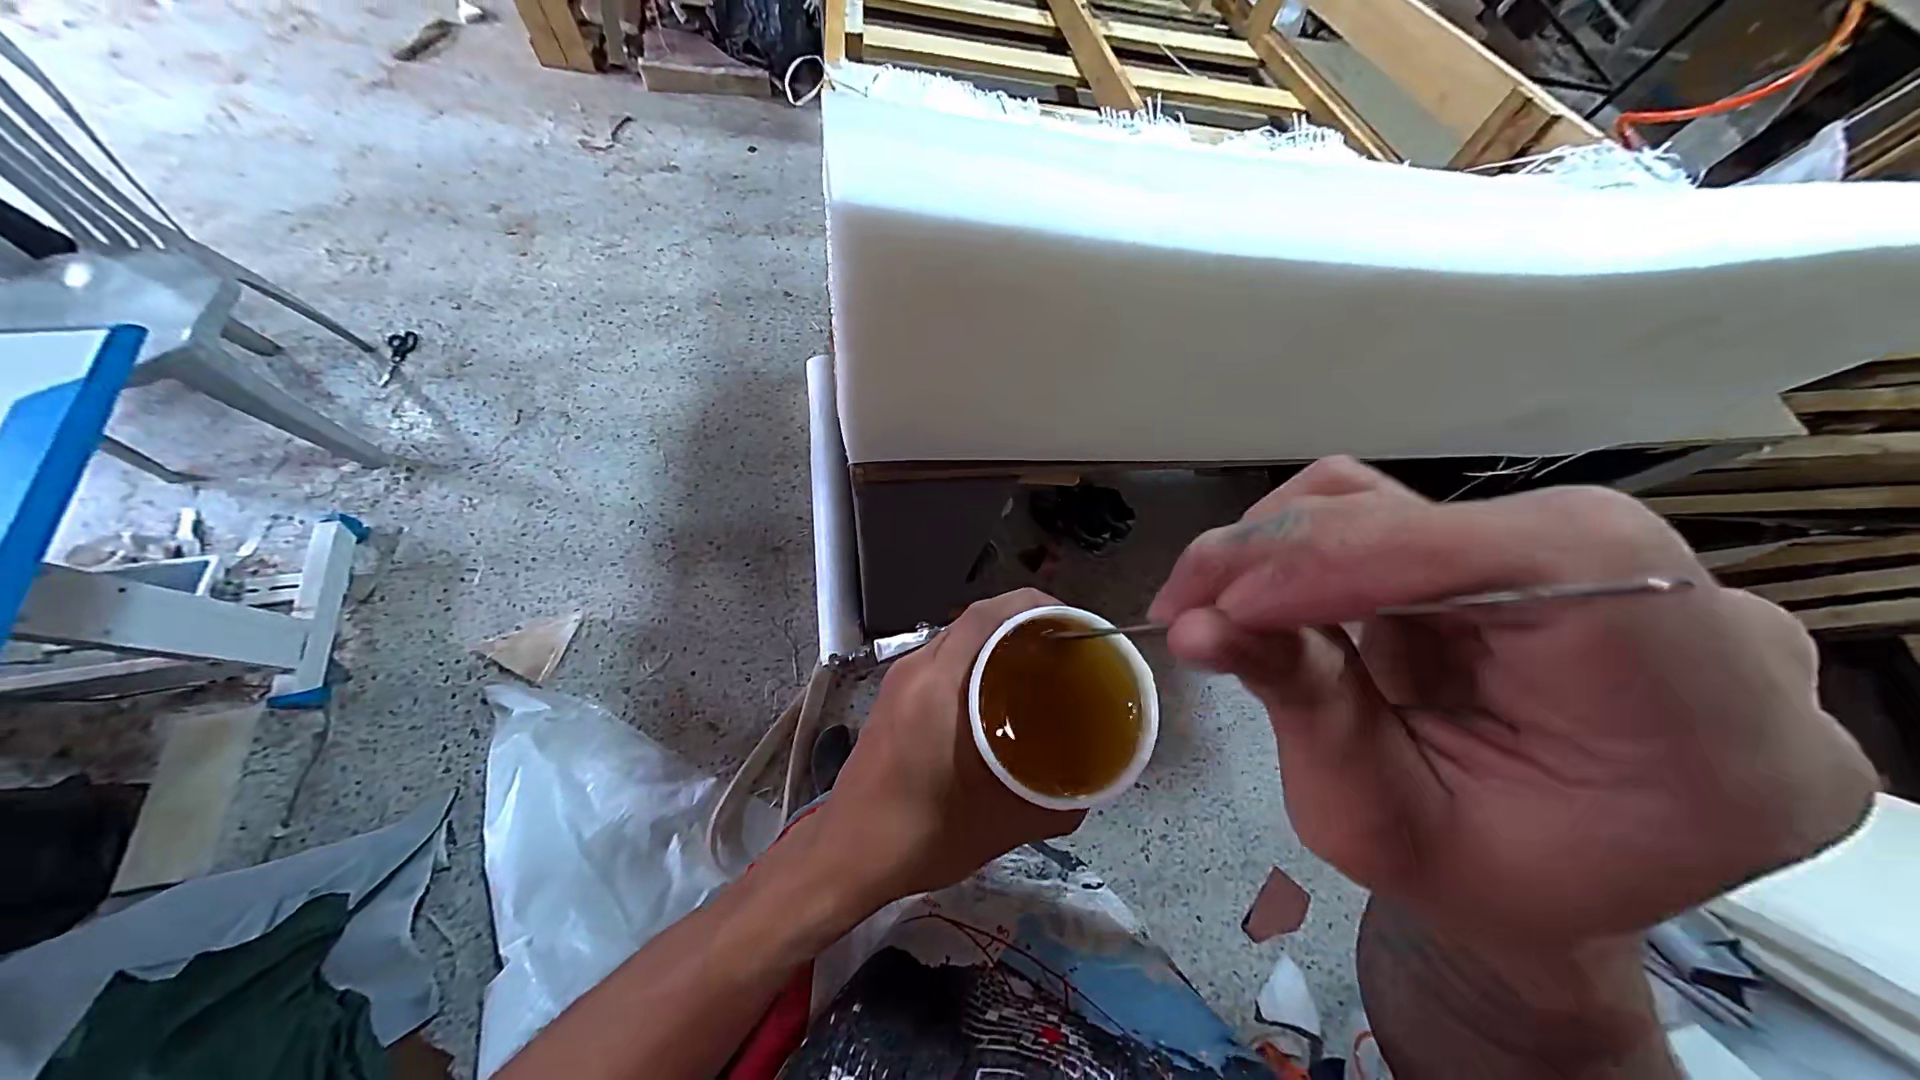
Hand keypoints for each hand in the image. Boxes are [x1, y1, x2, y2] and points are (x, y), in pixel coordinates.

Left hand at [810, 589, 1086, 907]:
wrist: (849, 854)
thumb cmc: (922, 836)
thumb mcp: (1003, 822)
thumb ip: (1055, 801)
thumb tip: (1090, 783)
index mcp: (937, 684)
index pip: (986, 615)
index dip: (1034, 606)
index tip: (1071, 624)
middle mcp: (914, 669)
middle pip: (974, 621)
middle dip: (1022, 624)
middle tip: (1063, 650)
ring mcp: (898, 681)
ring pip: (956, 639)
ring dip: (996, 643)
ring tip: (1036, 670)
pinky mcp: (891, 697)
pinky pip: (941, 660)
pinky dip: (973, 663)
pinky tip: (995, 696)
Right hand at [1151, 456, 1875, 942]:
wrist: (1538, 878)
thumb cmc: (1473, 881)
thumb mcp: (1373, 820)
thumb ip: (1301, 706)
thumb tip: (1195, 625)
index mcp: (1703, 715)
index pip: (1538, 560)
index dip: (1363, 557)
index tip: (1229, 602)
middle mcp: (1676, 608)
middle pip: (1455, 520)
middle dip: (1294, 553)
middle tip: (1184, 600)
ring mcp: (1598, 565)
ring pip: (1412, 502)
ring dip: (1289, 545)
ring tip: (1214, 602)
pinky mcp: (1515, 548)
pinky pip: (1396, 515)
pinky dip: (1309, 546)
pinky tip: (1267, 593)